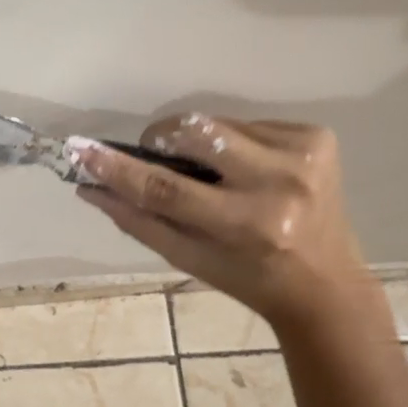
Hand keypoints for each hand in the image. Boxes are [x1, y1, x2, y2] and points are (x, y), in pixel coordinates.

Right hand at [72, 115, 373, 326]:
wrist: (326, 284)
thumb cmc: (247, 278)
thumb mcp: (187, 258)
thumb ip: (137, 219)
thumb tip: (89, 186)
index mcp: (246, 225)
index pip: (167, 188)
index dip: (120, 168)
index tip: (82, 150)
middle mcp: (279, 184)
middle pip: (195, 133)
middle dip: (163, 140)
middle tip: (157, 158)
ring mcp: (304, 155)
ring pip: (219, 123)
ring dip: (201, 144)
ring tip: (214, 174)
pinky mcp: (319, 137)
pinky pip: (251, 124)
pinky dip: (234, 142)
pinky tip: (247, 171)